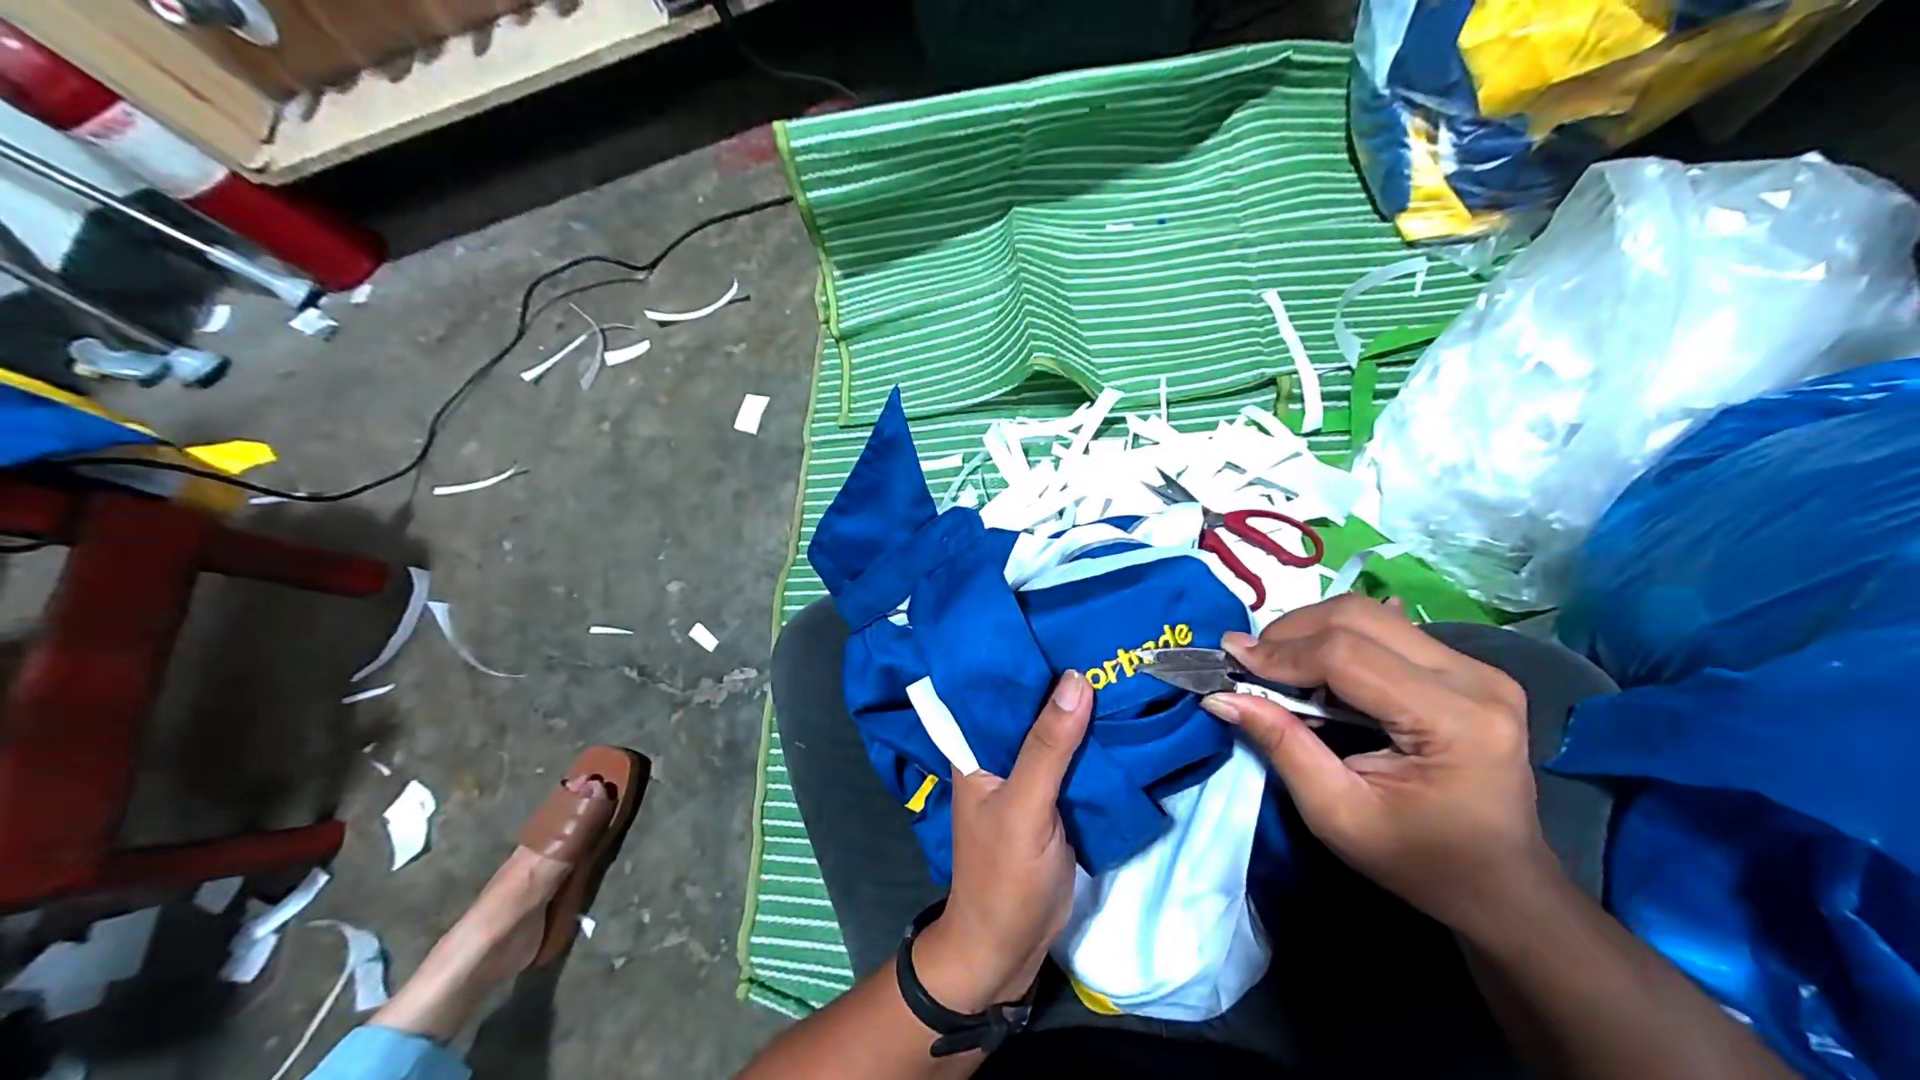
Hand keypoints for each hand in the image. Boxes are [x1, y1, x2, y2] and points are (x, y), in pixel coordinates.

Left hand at [914, 670, 1091, 1013]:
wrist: (1008, 949)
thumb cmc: (1003, 876)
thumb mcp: (1024, 806)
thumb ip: (1048, 746)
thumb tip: (1076, 678)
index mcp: (974, 747)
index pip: (996, 687)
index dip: (1026, 655)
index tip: (1063, 620)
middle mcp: (998, 754)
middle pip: (1031, 706)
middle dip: (1063, 678)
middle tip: (1107, 637)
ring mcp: (1028, 777)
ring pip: (1056, 732)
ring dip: (1083, 708)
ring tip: (1122, 663)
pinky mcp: (1053, 799)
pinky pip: (1074, 761)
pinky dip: (1094, 743)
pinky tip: (1122, 717)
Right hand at [1200, 595, 1558, 934]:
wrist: (1499, 884)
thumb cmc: (1418, 860)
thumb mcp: (1337, 814)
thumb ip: (1282, 745)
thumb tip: (1221, 696)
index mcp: (1456, 722)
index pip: (1348, 656)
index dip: (1282, 653)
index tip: (1231, 661)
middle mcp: (1476, 680)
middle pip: (1360, 618)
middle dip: (1291, 631)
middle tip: (1249, 661)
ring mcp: (1478, 669)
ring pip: (1371, 615)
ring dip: (1311, 630)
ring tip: (1276, 664)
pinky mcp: (1468, 668)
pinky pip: (1387, 630)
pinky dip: (1337, 638)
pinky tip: (1315, 667)